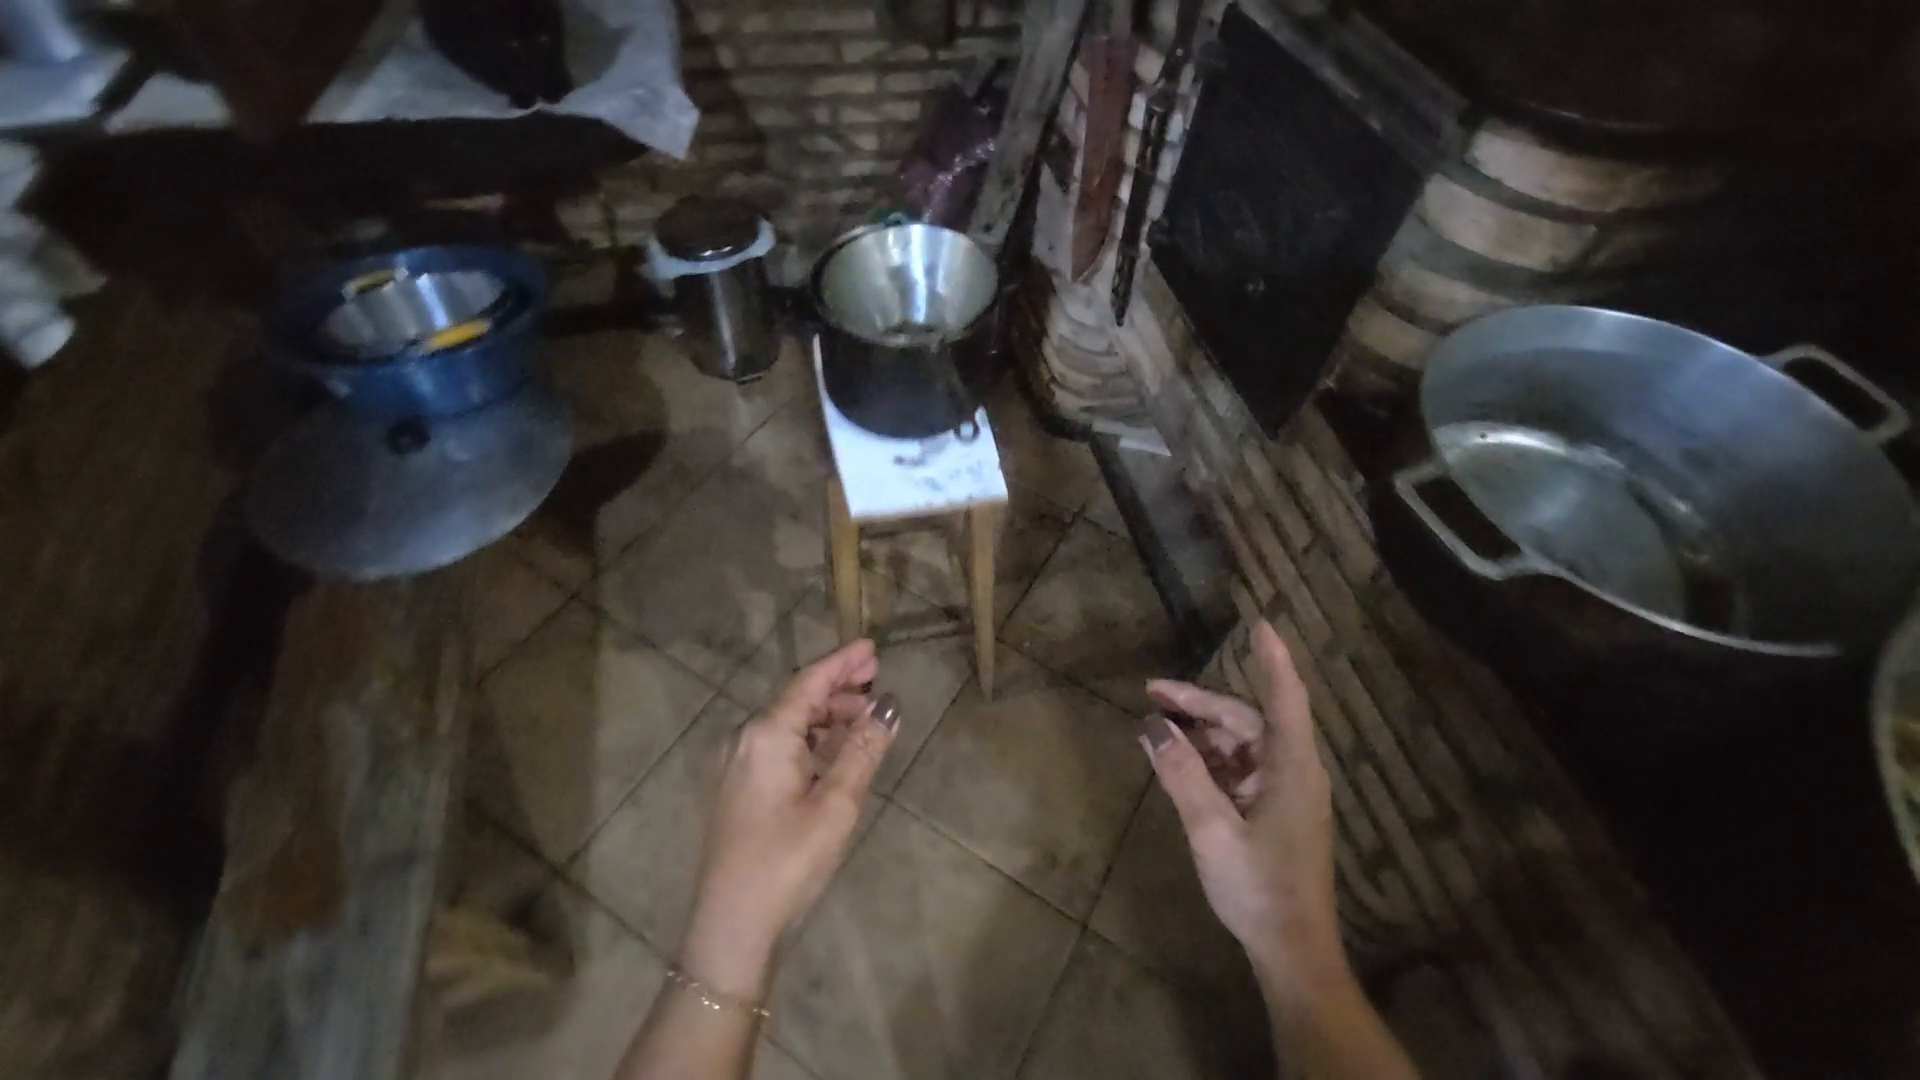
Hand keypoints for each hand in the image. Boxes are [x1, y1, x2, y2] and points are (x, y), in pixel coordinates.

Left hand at [679, 639, 898, 998]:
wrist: (730, 926)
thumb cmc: (788, 861)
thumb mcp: (837, 805)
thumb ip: (863, 750)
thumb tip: (889, 706)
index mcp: (766, 735)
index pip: (809, 683)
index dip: (842, 663)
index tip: (872, 647)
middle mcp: (744, 740)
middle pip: (796, 700)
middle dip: (837, 690)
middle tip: (876, 685)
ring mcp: (734, 766)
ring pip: (786, 725)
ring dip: (825, 718)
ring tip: (863, 722)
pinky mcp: (735, 790)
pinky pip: (776, 748)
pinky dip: (808, 742)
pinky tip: (832, 755)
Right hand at [1140, 622, 1342, 987]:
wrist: (1292, 949)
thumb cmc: (1258, 886)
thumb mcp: (1210, 827)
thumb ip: (1182, 772)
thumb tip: (1151, 725)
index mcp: (1291, 767)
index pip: (1284, 697)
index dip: (1272, 658)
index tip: (1262, 623)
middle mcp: (1292, 771)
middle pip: (1245, 720)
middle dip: (1198, 705)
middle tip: (1150, 694)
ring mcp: (1283, 793)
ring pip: (1238, 745)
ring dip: (1198, 735)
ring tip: (1153, 730)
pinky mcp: (1272, 812)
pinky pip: (1236, 771)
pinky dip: (1205, 762)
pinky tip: (1173, 762)